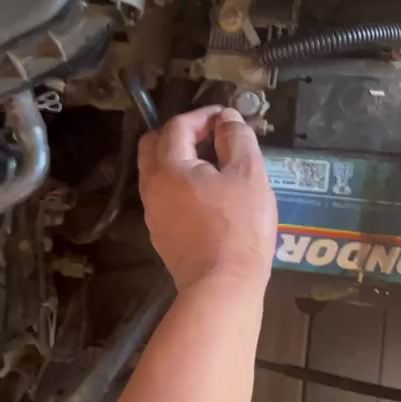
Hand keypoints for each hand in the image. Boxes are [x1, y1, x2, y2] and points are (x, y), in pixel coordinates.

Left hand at [138, 106, 277, 289]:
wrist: (222, 286)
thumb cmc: (238, 227)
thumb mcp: (248, 174)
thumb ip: (236, 138)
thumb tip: (226, 119)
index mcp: (169, 167)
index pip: (177, 125)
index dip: (203, 115)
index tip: (227, 117)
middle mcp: (152, 187)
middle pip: (155, 145)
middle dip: (182, 133)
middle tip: (212, 136)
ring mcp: (153, 213)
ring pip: (157, 172)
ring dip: (181, 159)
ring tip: (215, 164)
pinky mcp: (161, 235)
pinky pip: (165, 196)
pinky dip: (181, 184)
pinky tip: (208, 195)